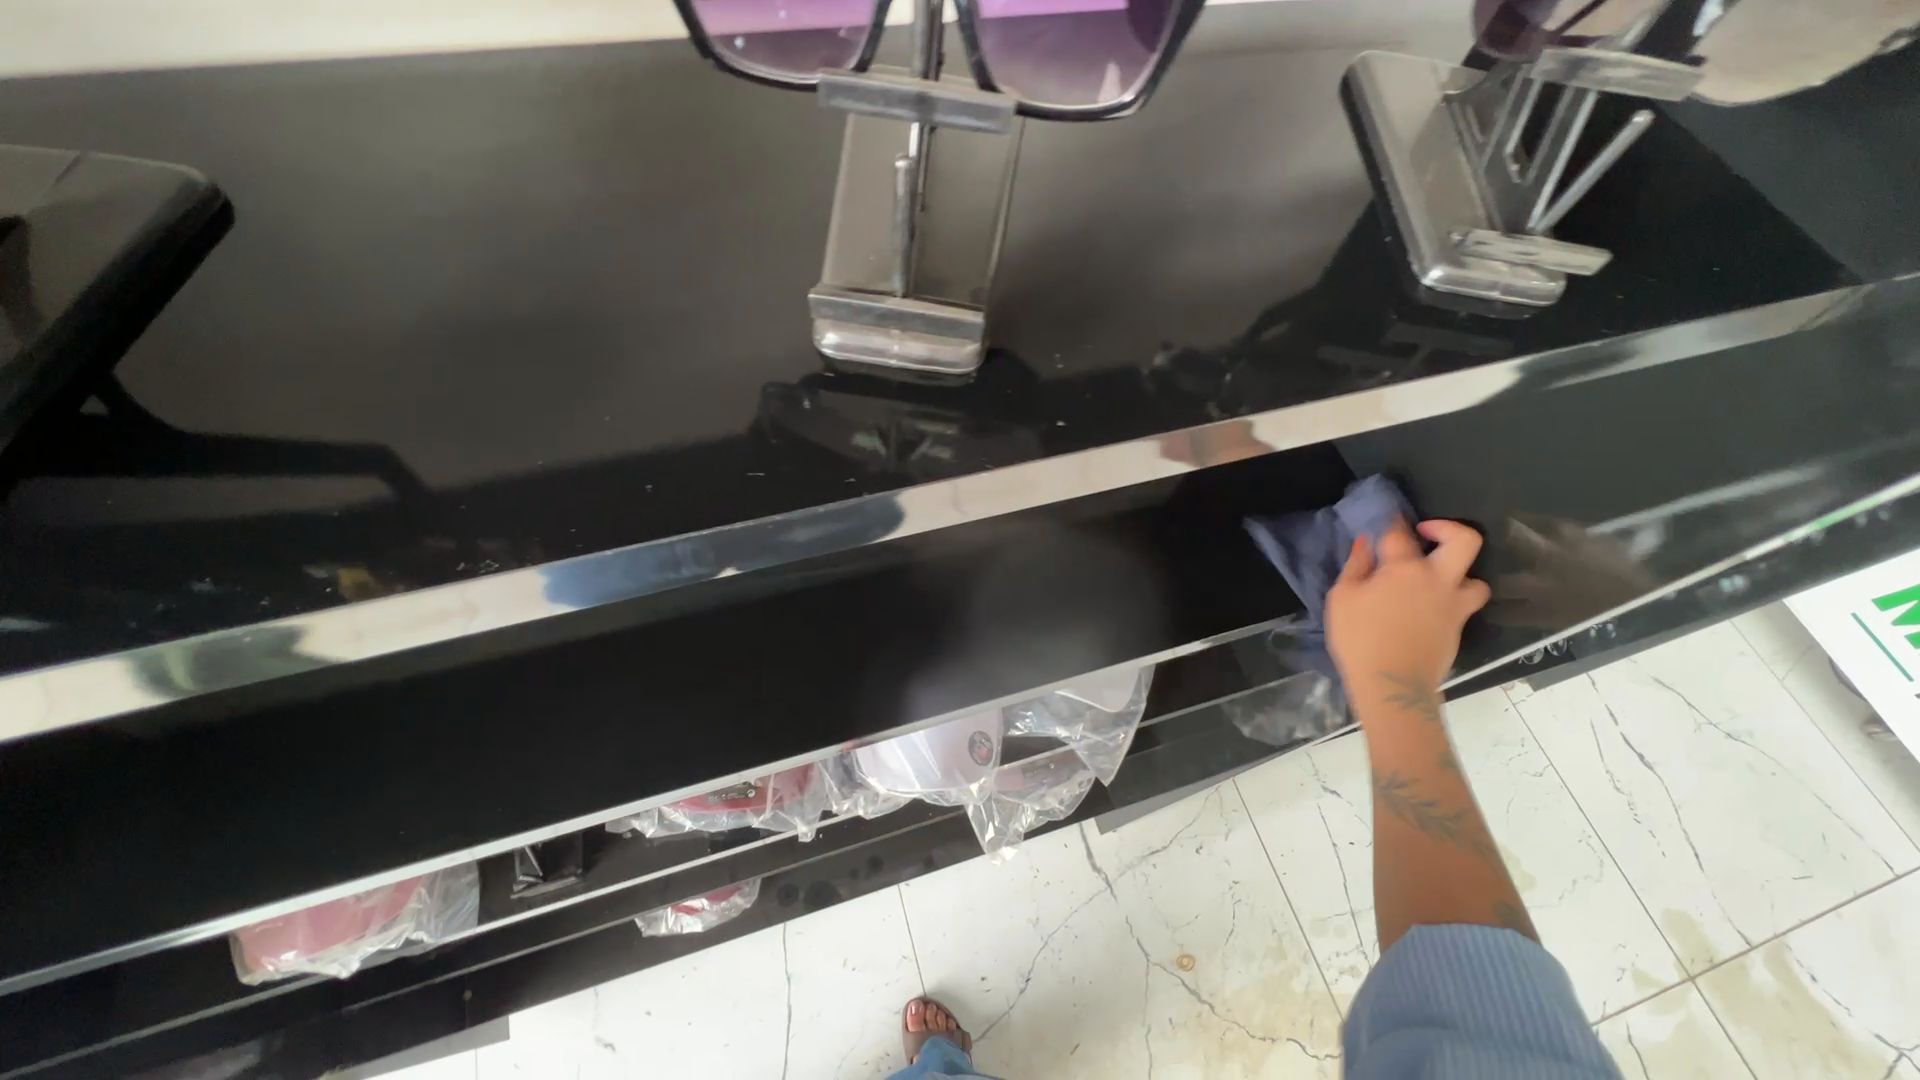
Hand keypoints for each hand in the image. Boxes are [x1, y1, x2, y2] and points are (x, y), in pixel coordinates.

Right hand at [1326, 519, 1490, 700]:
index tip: (1384, 521)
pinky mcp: (1459, 627)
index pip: (1399, 533)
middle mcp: (1437, 579)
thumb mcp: (1342, 598)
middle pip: (1464, 540)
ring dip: (1460, 574)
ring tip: (1438, 579)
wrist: (1391, 682)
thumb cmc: (1359, 637)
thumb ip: (1356, 566)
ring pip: (1476, 579)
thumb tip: (1367, 542)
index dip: (1391, 522)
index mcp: (1404, 568)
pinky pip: (1465, 605)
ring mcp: (1454, 605)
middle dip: (1449, 528)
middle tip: (1427, 533)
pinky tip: (1430, 609)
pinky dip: (1452, 601)